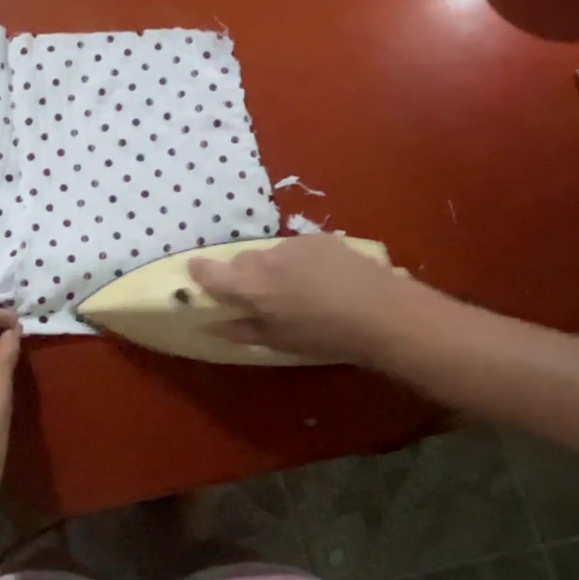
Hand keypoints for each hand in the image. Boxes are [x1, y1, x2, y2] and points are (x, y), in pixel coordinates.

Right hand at [187, 235, 411, 364]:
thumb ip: (240, 329)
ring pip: (269, 254)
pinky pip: (297, 248)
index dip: (199, 272)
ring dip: (273, 268)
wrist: (382, 313)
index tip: (196, 274)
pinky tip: (322, 278)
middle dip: (242, 275)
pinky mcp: (319, 238)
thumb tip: (211, 324)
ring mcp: (292, 245)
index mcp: (248, 286)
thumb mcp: (278, 341)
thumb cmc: (324, 336)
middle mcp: (264, 259)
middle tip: (259, 296)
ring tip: (297, 289)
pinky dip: (299, 261)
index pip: (209, 272)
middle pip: (240, 262)